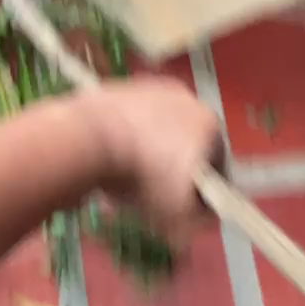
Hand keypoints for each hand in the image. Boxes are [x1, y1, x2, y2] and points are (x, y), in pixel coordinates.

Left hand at [79, 78, 224, 236]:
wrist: (88, 138)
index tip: (185, 212)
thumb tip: (203, 213)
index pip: (216, 164)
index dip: (203, 194)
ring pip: (153, 135)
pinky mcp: (115, 88)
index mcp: (207, 120)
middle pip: (184, 145)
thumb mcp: (183, 215)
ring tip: (126, 187)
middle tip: (153, 201)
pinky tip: (109, 165)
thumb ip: (204, 218)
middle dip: (171, 173)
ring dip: (145, 160)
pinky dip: (123, 143)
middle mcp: (182, 96)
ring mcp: (146, 87)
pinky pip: (127, 124)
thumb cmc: (143, 176)